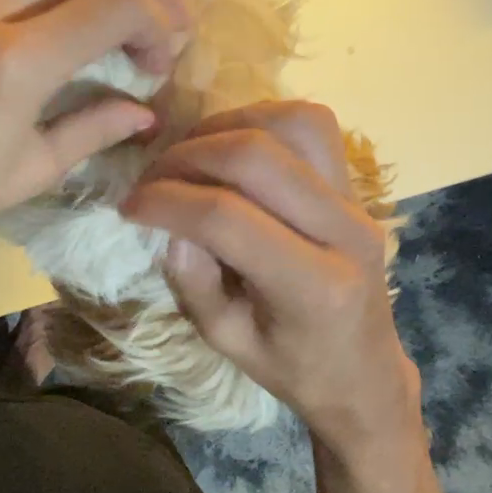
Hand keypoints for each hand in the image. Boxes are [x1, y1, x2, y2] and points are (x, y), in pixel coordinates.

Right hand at [120, 101, 417, 451]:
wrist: (363, 370)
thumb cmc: (291, 366)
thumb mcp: (227, 341)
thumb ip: (195, 284)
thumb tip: (168, 228)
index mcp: (312, 286)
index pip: (227, 217)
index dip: (166, 202)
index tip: (128, 207)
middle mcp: (344, 231)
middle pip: (257, 157)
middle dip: (187, 157)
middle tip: (150, 179)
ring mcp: (358, 201)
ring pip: (292, 123)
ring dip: (225, 128)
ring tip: (187, 155)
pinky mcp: (356, 184)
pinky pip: (310, 126)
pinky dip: (259, 122)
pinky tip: (226, 148)